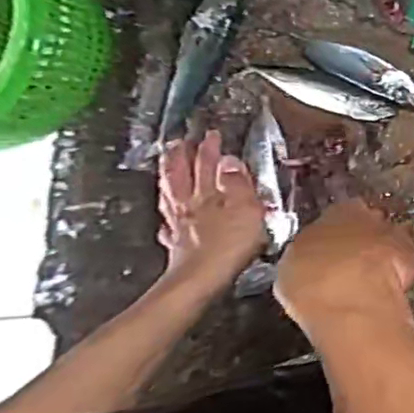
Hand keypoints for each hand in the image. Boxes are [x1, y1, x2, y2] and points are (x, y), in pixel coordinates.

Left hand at [158, 132, 266, 285]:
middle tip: (177, 142)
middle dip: (179, 158)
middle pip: (180, 176)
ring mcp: (179, 223)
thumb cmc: (231, 243)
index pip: (207, 166)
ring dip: (169, 178)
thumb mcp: (246, 209)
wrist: (200, 278)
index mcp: (206, 195)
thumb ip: (237, 185)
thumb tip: (228, 160)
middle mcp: (188, 205)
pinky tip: (168, 212)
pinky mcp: (176, 240)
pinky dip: (168, 209)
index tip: (210, 133)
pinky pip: (169, 219)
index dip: (208, 149)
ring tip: (168, 166)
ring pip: (170, 194)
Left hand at [273, 200, 413, 334]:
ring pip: (312, 254)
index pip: (356, 207)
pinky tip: (333, 295)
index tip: (380, 232)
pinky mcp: (281, 284)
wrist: (352, 301)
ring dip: (327, 264)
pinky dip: (315, 286)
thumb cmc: (385, 267)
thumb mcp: (403, 244)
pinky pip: (302, 279)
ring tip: (349, 280)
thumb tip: (389, 235)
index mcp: (346, 209)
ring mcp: (293, 255)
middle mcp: (314, 227)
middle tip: (363, 257)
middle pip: (329, 230)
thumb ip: (391, 234)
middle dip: (343, 241)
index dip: (369, 220)